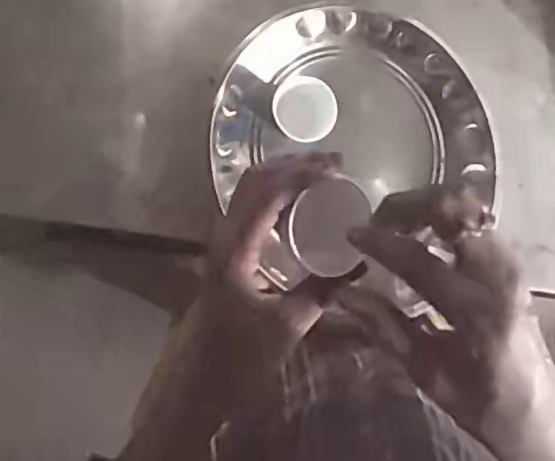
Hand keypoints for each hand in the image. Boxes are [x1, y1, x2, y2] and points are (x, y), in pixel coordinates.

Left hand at [187, 150, 359, 394]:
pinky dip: (277, 190)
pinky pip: (252, 203)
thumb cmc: (237, 361)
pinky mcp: (227, 248)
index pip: (269, 191)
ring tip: (322, 173)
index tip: (337, 170)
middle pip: (257, 178)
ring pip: (252, 187)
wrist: (194, 390)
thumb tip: (360, 263)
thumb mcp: (286, 327)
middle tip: (334, 163)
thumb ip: (322, 291)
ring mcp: (222, 239)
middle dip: (295, 163)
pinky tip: (301, 200)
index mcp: (236, 247)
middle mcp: (225, 233)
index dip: (303, 173)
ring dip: (285, 172)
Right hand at [349, 185, 554, 460]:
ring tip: (396, 222)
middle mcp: (498, 275)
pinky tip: (422, 229)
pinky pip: (475, 215)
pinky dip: (444, 212)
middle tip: (377, 219)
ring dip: (425, 204)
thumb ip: (387, 330)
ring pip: (465, 203)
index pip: (422, 260)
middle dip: (407, 205)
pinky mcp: (511, 255)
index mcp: (478, 313)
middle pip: (451, 210)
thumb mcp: (431, 377)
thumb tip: (346, 295)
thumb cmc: (486, 405)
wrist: (543, 414)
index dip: (382, 243)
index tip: (353, 233)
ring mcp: (510, 259)